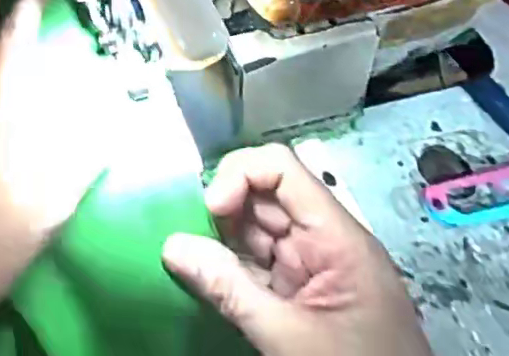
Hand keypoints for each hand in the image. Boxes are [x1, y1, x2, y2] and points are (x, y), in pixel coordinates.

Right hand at [162, 144, 430, 355]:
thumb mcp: (288, 338)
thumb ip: (229, 289)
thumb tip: (172, 246)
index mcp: (336, 235)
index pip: (282, 168)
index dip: (240, 175)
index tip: (211, 210)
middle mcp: (328, 239)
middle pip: (268, 194)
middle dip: (227, 209)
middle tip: (195, 238)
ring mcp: (320, 268)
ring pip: (263, 229)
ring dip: (228, 239)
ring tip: (200, 261)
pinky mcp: (311, 296)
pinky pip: (267, 263)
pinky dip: (239, 267)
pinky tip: (217, 280)